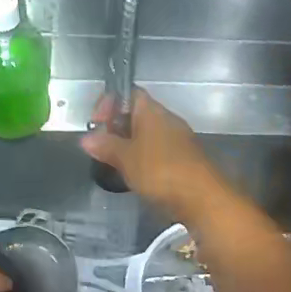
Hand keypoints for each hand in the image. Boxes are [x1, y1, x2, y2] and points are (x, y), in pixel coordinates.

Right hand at [80, 89, 234, 220]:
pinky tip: (136, 176)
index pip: (128, 93)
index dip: (109, 103)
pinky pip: (158, 152)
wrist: (203, 198)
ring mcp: (179, 140)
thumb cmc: (161, 171)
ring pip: (148, 135)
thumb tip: (87, 138)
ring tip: (114, 164)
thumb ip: (106, 146)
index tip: (96, 124)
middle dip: (117, 128)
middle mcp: (167, 120)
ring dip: (130, 146)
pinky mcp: (185, 160)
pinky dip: (144, 160)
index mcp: (153, 111)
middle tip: (100, 148)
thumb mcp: (126, 158)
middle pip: (137, 115)